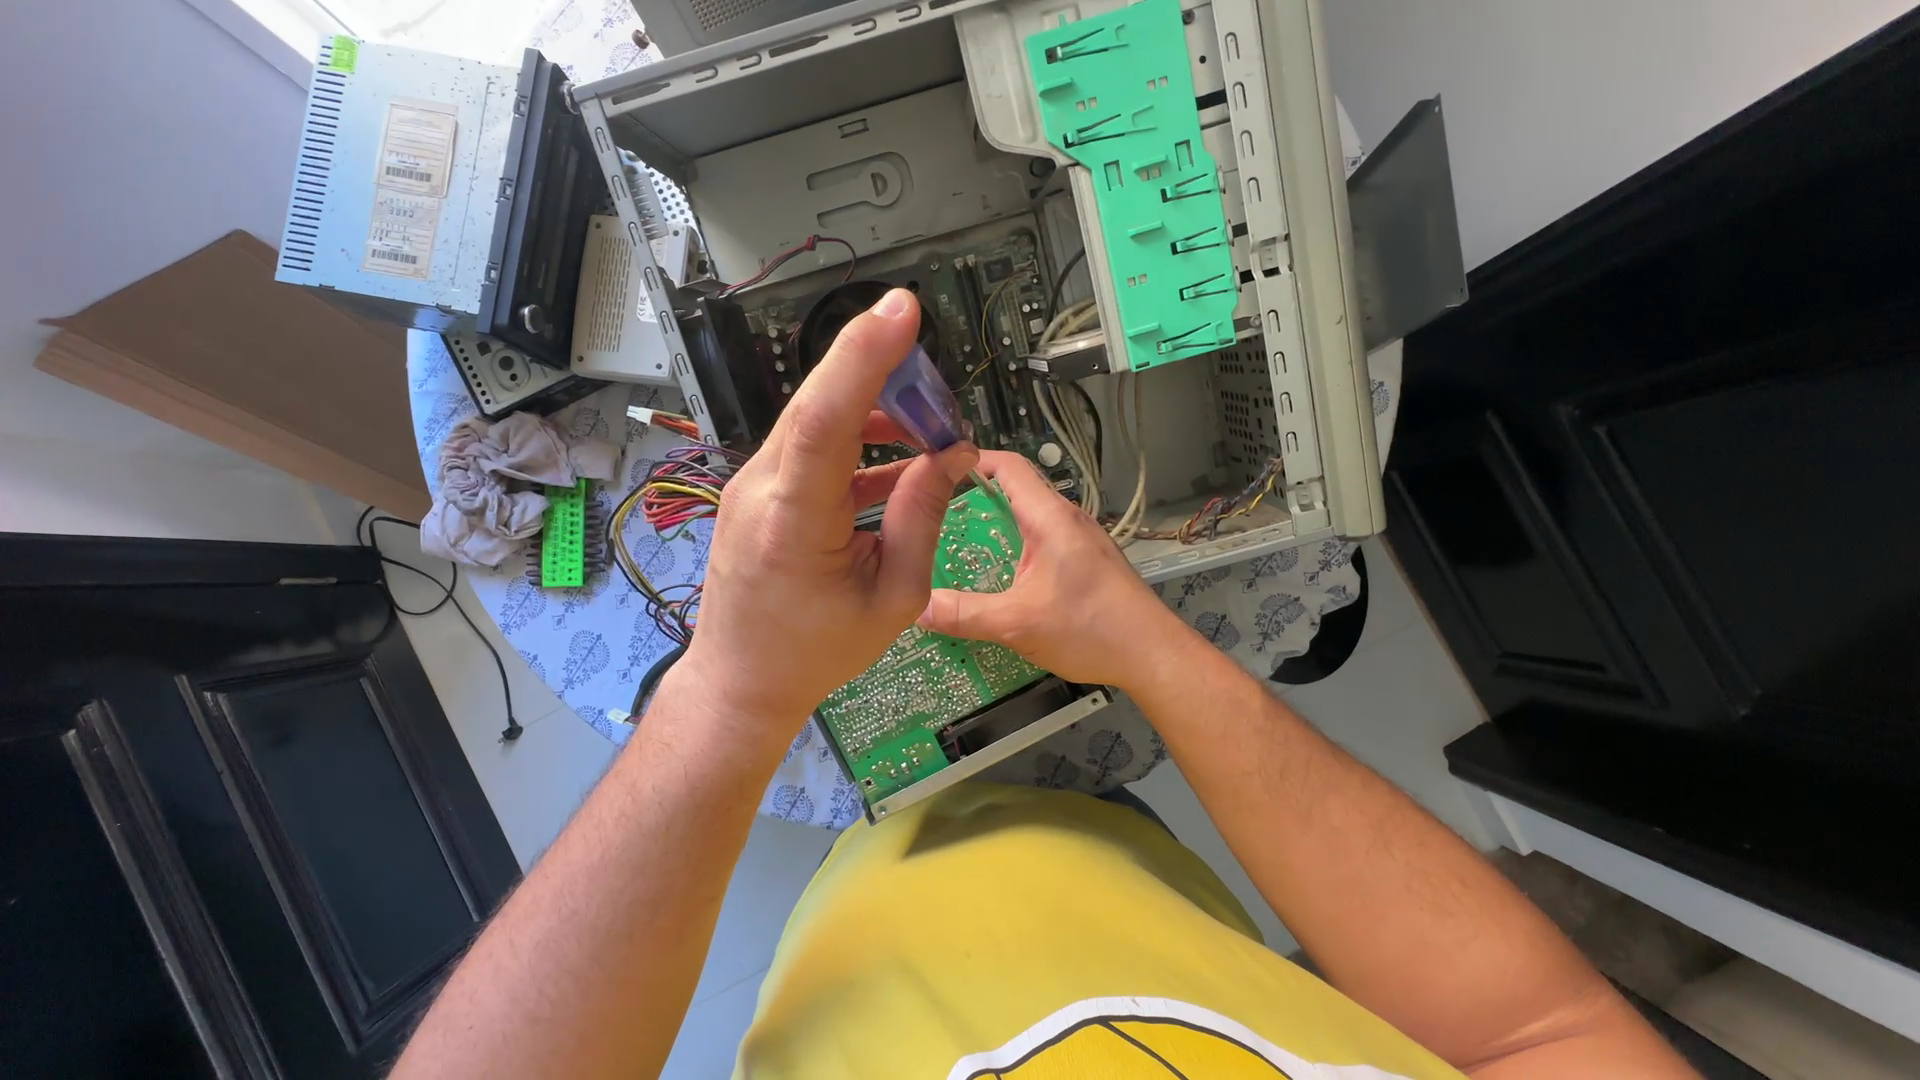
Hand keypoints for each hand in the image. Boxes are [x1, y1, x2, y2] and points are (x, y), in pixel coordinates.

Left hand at [677, 288, 978, 732]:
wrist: (742, 681)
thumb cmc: (816, 651)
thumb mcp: (893, 598)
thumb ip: (921, 520)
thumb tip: (949, 458)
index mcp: (793, 521)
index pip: (825, 417)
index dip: (863, 356)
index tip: (902, 309)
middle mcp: (762, 489)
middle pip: (820, 404)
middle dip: (882, 374)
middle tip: (938, 380)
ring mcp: (753, 486)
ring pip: (816, 421)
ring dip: (874, 412)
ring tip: (930, 428)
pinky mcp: (759, 491)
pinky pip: (810, 449)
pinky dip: (855, 444)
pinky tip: (899, 460)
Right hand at [917, 450, 1192, 690]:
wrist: (1154, 654)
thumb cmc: (1090, 629)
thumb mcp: (1017, 624)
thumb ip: (965, 614)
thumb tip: (917, 607)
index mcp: (1050, 518)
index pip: (1008, 466)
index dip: (971, 460)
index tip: (935, 470)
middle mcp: (1068, 519)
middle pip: (1017, 490)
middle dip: (975, 499)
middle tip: (936, 518)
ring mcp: (1083, 539)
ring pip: (1032, 518)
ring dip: (998, 526)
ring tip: (961, 547)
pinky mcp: (1091, 561)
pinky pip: (1046, 540)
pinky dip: (1018, 547)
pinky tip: (1004, 577)